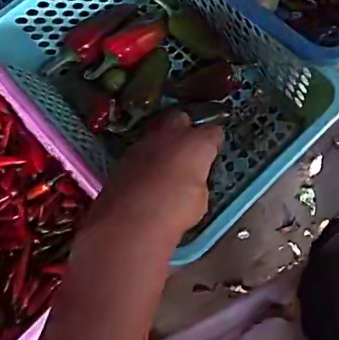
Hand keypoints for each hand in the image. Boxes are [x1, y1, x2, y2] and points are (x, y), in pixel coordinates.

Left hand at [77, 110, 222, 250]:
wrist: (129, 221)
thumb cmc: (174, 211)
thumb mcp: (200, 201)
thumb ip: (198, 181)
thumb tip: (192, 181)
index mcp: (195, 143)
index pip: (212, 132)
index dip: (214, 142)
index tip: (213, 152)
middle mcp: (169, 136)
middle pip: (180, 118)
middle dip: (185, 129)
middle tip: (189, 150)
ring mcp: (143, 144)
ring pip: (156, 132)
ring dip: (163, 144)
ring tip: (166, 165)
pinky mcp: (124, 157)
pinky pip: (140, 150)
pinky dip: (146, 159)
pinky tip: (147, 176)